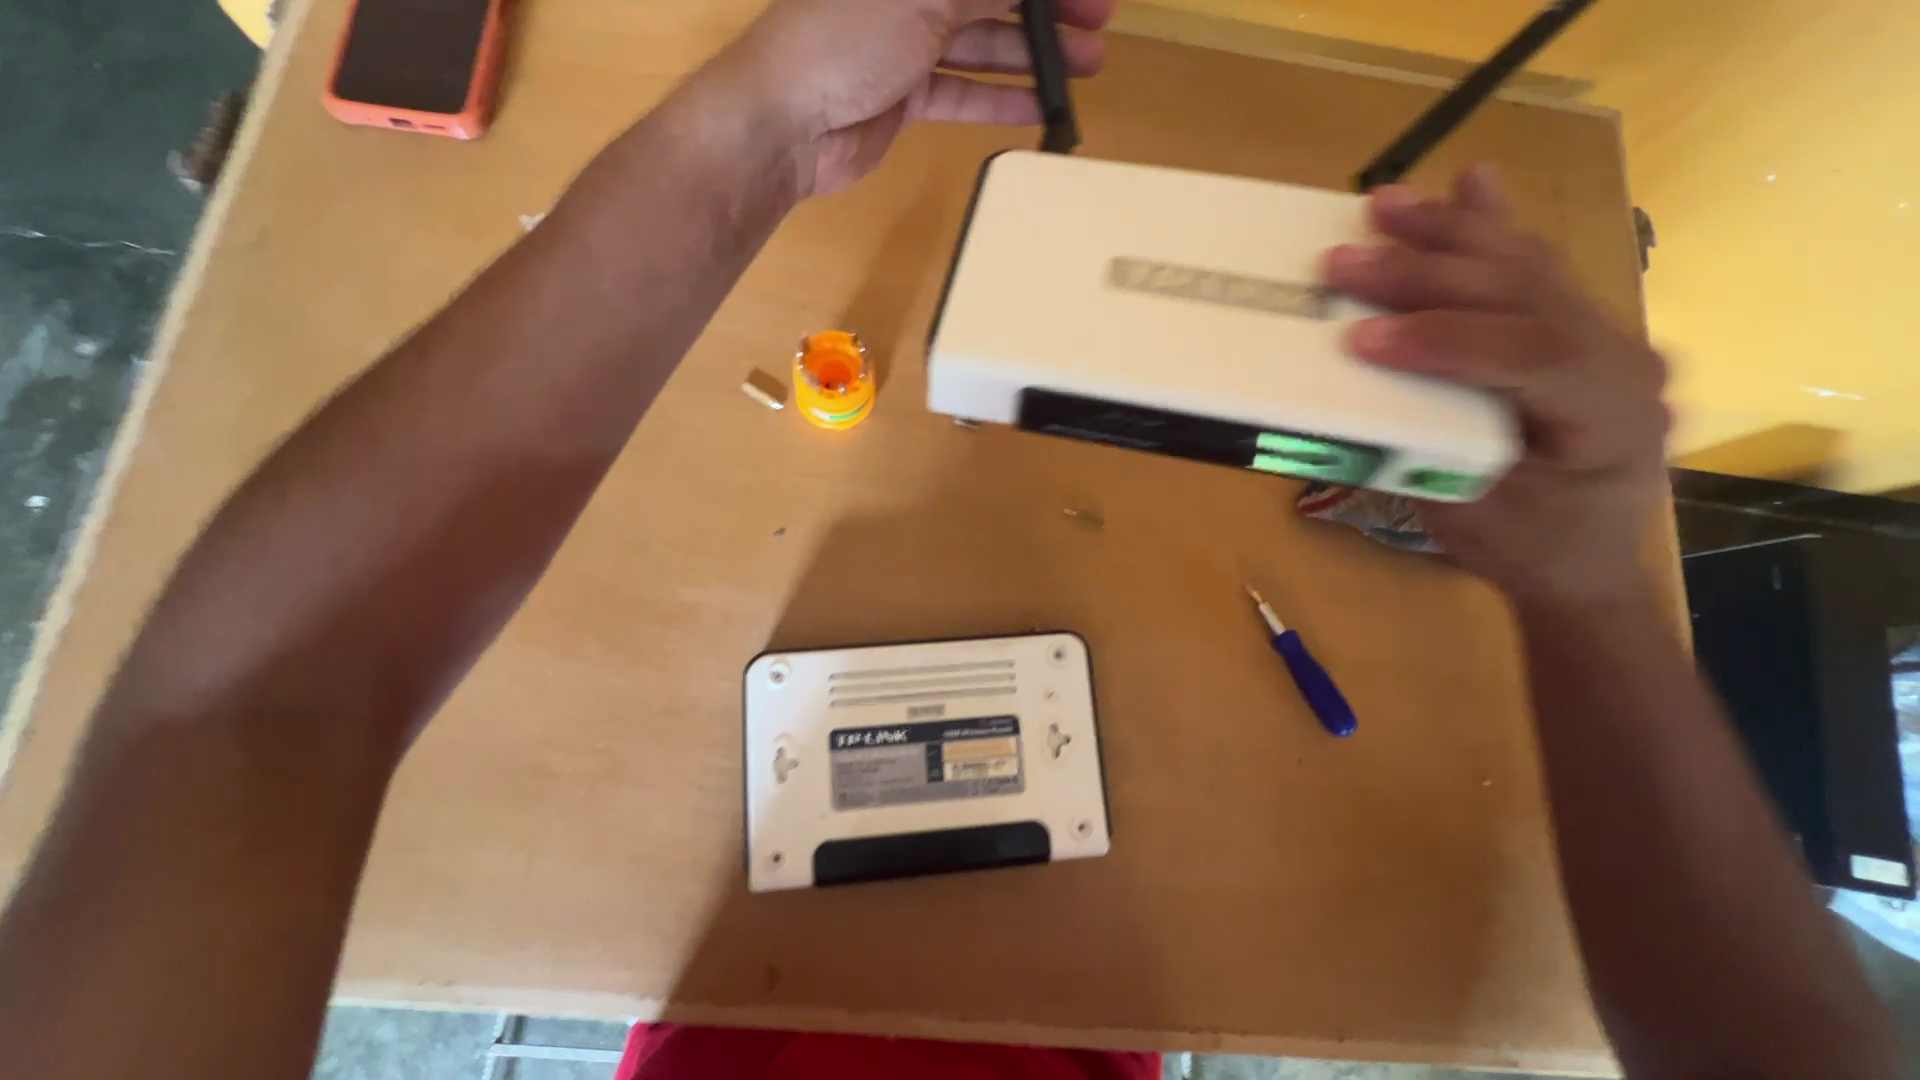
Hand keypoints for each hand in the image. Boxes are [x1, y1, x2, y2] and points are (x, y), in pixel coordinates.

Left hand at [727, 0, 1112, 194]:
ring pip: (981, 43)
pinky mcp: (903, 94)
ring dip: (1034, 56)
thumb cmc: (846, 36)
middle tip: (1100, 24)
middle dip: (1046, 9)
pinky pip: (961, 91)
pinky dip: (999, 98)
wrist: (788, 122)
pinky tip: (1040, 106)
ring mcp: (904, 43)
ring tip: (1086, 68)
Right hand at [1324, 167, 1672, 605]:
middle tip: (1342, 261)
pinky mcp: (1577, 329)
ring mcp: (1605, 336)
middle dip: (1427, 272)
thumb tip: (1359, 397)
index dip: (1444, 340)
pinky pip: (1533, 270)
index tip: (1363, 338)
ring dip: (1449, 233)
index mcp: (1610, 413)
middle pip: (1521, 294)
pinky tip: (1472, 183)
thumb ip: (1429, 447)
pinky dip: (1492, 229)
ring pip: (1525, 267)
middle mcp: (1622, 357)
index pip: (1529, 356)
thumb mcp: (1472, 516)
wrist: (1586, 563)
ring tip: (1382, 205)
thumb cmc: (1527, 549)